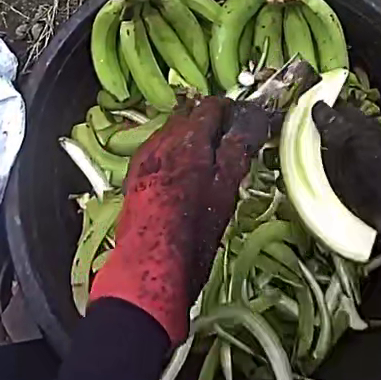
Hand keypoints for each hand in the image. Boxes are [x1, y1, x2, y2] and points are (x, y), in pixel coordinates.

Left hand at [89, 96, 271, 342]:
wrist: (146, 272)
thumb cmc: (194, 235)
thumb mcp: (226, 193)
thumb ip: (236, 152)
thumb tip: (248, 125)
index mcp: (190, 139)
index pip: (212, 107)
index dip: (229, 111)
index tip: (240, 123)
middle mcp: (162, 140)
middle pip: (188, 116)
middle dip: (207, 123)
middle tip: (226, 144)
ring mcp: (144, 157)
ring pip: (171, 133)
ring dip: (188, 138)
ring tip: (206, 162)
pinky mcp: (132, 176)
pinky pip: (157, 152)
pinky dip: (172, 154)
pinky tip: (182, 176)